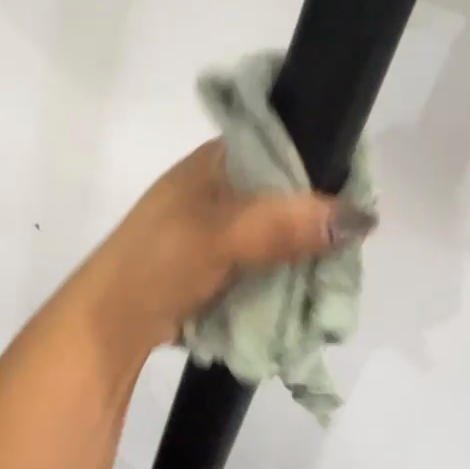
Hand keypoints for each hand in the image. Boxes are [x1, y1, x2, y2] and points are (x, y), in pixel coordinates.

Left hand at [76, 140, 374, 353]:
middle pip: (290, 198)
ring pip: (281, 237)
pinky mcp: (217, 268)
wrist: (109, 323)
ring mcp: (218, 230)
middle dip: (320, 227)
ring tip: (332, 285)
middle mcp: (220, 189)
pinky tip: (306, 298)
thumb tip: (360, 218)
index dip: (325, 167)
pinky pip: (266, 267)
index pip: (287, 145)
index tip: (359, 201)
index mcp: (217, 161)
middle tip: (348, 256)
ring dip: (305, 261)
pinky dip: (285, 281)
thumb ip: (288, 222)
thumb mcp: (225, 234)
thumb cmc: (160, 262)